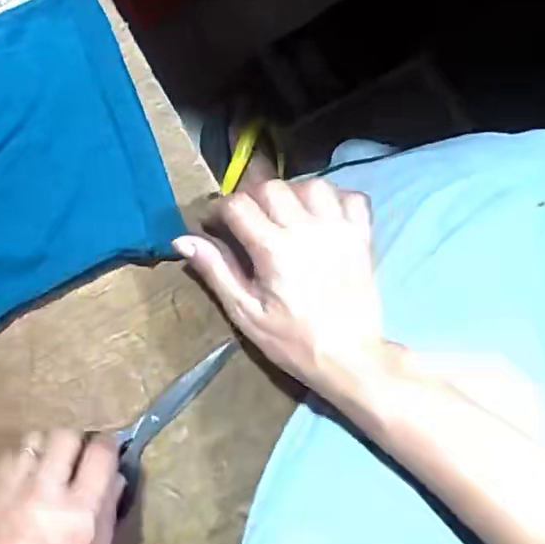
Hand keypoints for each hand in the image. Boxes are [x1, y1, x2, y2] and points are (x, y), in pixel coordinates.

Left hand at [0, 429, 121, 543]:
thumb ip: (108, 519)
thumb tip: (115, 479)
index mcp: (77, 515)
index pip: (101, 453)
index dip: (109, 447)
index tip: (109, 453)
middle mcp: (43, 493)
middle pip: (65, 435)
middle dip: (77, 444)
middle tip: (77, 463)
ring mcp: (9, 491)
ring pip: (33, 440)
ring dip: (46, 452)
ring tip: (47, 473)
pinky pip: (7, 459)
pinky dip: (20, 467)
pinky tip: (21, 489)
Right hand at [175, 178, 389, 398]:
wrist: (350, 359)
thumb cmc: (292, 340)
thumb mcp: (245, 313)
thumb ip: (216, 270)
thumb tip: (182, 240)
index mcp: (274, 249)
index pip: (237, 205)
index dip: (219, 210)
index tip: (214, 226)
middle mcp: (308, 230)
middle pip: (271, 187)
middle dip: (251, 199)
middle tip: (247, 223)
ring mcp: (339, 229)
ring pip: (310, 185)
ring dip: (291, 193)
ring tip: (282, 215)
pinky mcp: (362, 235)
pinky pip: (350, 196)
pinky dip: (333, 198)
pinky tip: (319, 216)